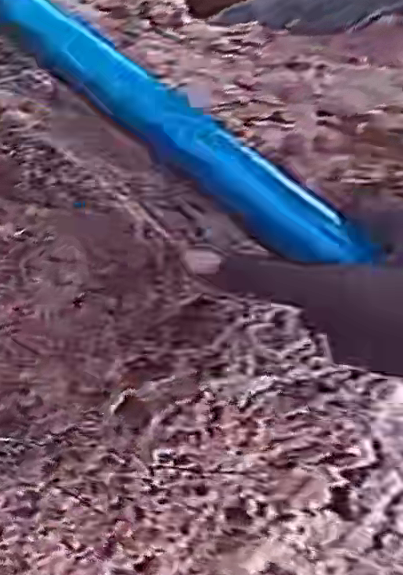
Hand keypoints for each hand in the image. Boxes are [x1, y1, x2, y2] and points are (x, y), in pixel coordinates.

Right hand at [188, 202, 402, 376]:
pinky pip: (391, 327)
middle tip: (326, 313)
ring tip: (373, 346)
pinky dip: (388, 344)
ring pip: (372, 299)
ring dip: (357, 325)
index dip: (305, 238)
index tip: (279, 261)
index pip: (343, 216)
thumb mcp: (335, 292)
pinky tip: (394, 358)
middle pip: (353, 262)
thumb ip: (262, 275)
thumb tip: (191, 257)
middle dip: (329, 293)